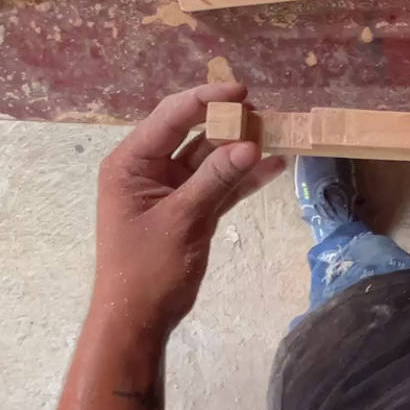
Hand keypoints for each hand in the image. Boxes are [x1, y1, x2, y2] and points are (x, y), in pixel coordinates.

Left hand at [92, 83, 287, 337]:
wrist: (139, 318)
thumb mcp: (182, 218)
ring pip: (211, 162)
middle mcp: (150, 170)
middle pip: (193, 135)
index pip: (171, 117)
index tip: (242, 92)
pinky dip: (242, 180)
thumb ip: (216, 179)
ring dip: (241, 152)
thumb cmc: (147, 267)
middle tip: (265, 116)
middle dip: (228, 125)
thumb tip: (251, 144)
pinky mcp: (191, 212)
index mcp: (131, 163)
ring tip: (277, 137)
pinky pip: (219, 188)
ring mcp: (172, 192)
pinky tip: (273, 168)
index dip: (206, 100)